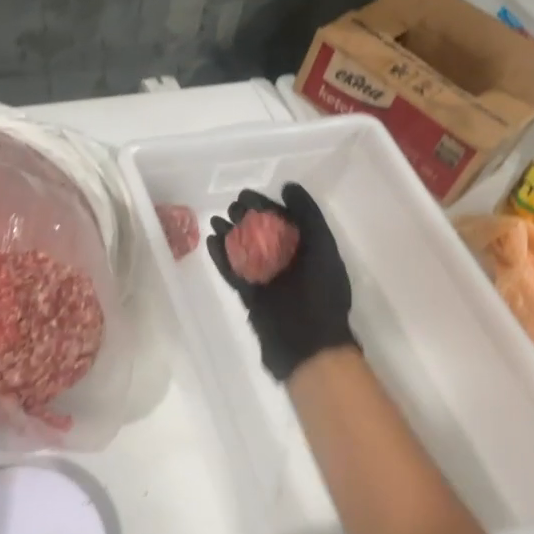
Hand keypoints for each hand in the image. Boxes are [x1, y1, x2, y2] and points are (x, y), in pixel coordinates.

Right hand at [207, 183, 355, 382]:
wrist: (307, 345)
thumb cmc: (321, 294)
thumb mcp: (322, 248)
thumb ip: (308, 216)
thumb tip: (288, 187)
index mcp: (309, 250)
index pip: (285, 219)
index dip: (266, 205)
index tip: (246, 194)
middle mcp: (288, 262)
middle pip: (262, 233)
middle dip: (245, 218)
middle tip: (229, 207)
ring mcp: (267, 279)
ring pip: (245, 250)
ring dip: (229, 234)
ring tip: (215, 221)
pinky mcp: (250, 294)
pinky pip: (233, 271)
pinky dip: (221, 257)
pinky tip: (210, 242)